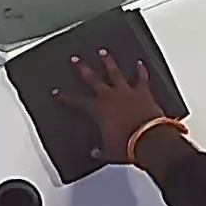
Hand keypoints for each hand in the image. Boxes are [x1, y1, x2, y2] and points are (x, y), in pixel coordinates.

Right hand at [53, 50, 170, 163]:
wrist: (149, 139)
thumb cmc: (127, 146)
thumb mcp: (109, 151)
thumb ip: (101, 150)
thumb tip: (95, 153)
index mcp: (98, 110)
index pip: (76, 101)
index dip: (65, 97)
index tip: (56, 92)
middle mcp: (110, 96)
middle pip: (92, 78)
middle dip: (83, 68)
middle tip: (76, 59)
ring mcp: (126, 91)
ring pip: (115, 72)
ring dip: (108, 61)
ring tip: (103, 52)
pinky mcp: (142, 92)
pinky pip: (141, 78)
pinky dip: (141, 70)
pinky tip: (139, 62)